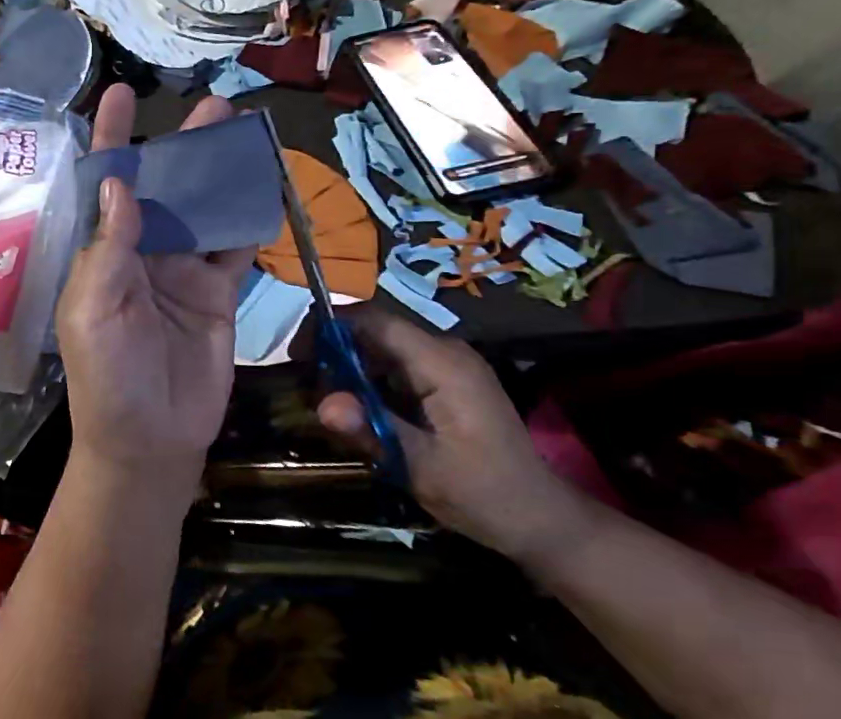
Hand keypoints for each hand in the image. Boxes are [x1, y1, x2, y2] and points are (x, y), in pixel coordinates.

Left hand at [55, 84, 255, 478]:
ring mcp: (183, 270)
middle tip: (215, 106)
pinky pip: (236, 248)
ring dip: (223, 176)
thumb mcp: (94, 312)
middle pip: (166, 188)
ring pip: (206, 211)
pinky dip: (251, 220)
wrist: (151, 439)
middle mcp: (144, 252)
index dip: (111, 137)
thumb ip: (109, 249)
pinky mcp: (217, 292)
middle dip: (185, 146)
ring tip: (246, 136)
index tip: (120, 93)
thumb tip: (119, 182)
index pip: (107, 184)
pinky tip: (267, 187)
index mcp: (104, 251)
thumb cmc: (107, 376)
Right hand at [316, 307, 585, 556]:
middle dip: (338, 350)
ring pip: (387, 348)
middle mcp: (446, 352)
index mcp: (441, 363)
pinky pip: (402, 366)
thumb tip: (323, 404)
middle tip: (310, 386)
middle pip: (379, 331)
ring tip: (330, 401)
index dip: (333, 328)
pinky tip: (362, 410)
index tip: (299, 354)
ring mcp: (451, 365)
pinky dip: (374, 381)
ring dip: (354, 367)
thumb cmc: (484, 494)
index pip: (376, 322)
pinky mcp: (451, 382)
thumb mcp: (422, 468)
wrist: (541, 518)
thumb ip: (372, 431)